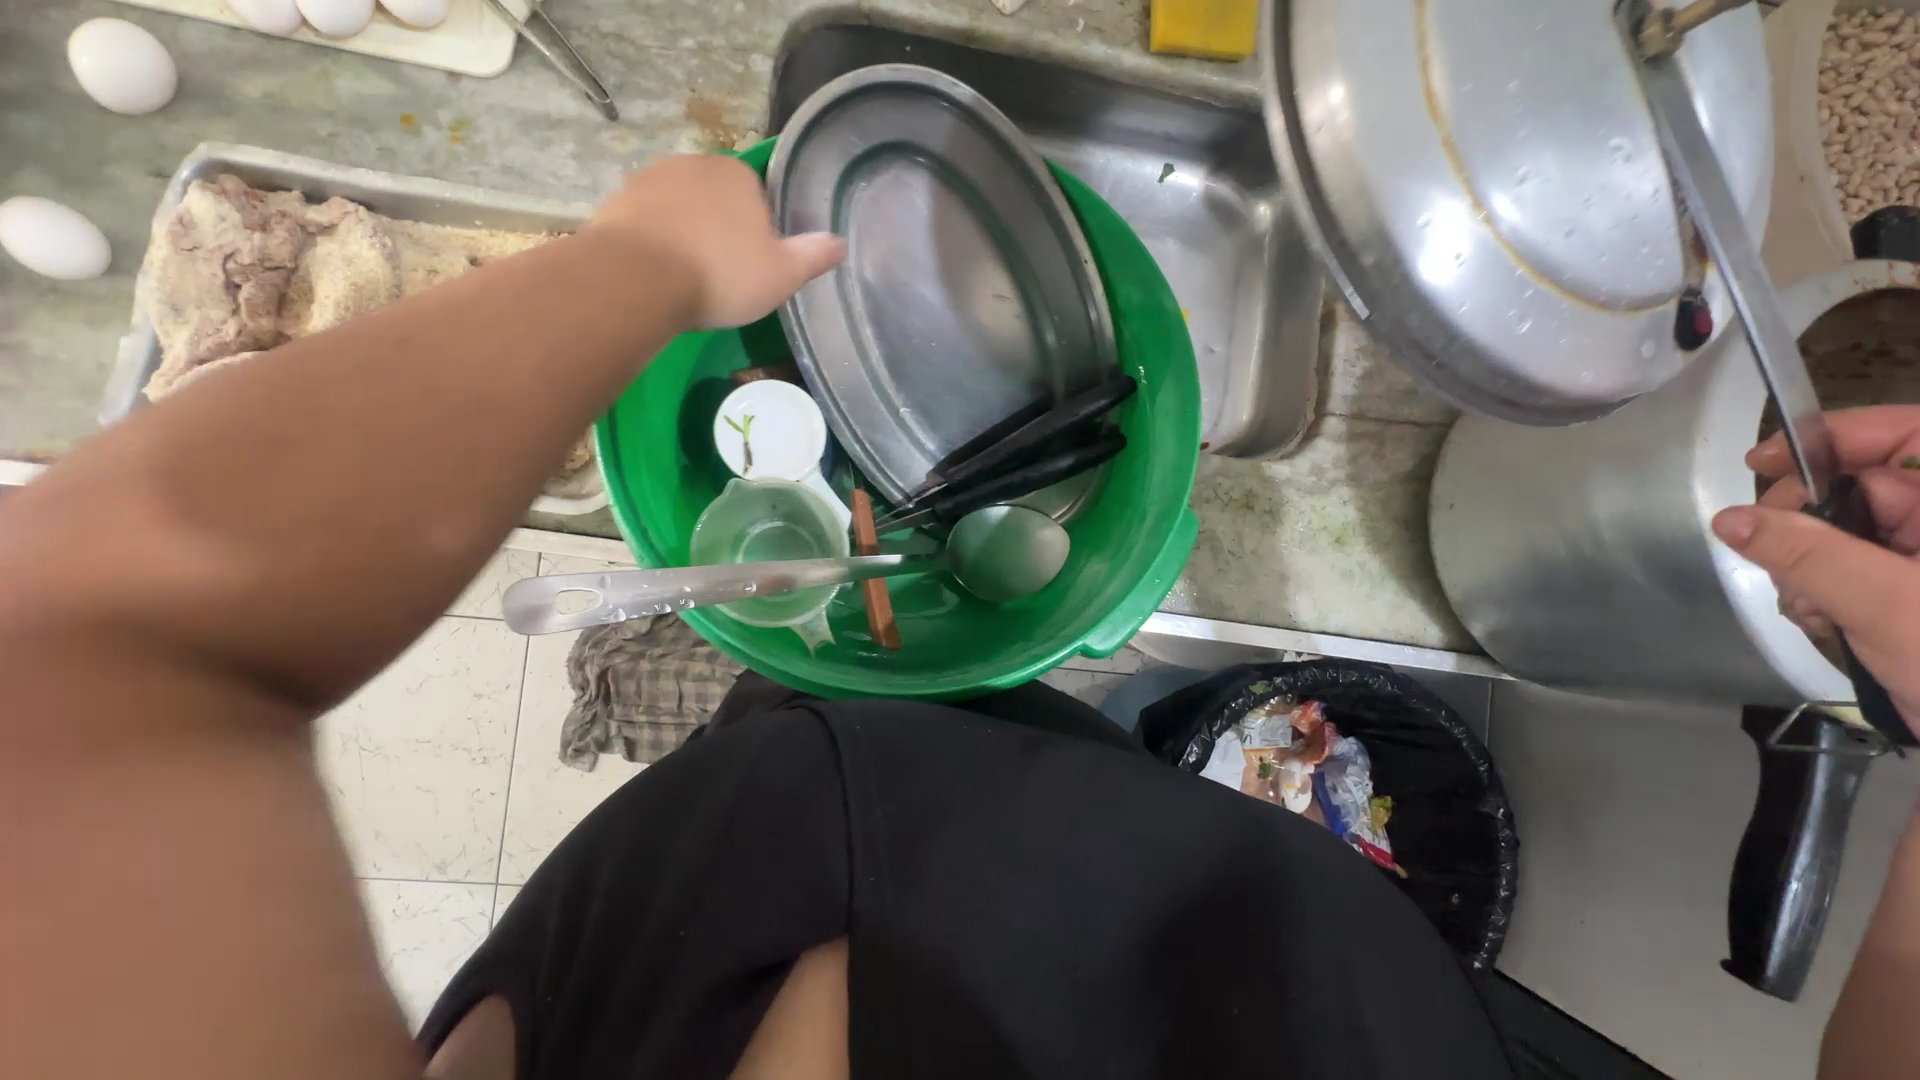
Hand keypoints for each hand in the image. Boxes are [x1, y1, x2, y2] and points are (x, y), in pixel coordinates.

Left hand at [585, 155, 844, 328]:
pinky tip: (656, 274)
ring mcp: (650, 180)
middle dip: (720, 229)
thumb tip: (840, 242)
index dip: (759, 231)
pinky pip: (646, 223)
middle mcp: (694, 164)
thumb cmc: (721, 274)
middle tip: (722, 273)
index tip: (754, 263)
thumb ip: (813, 256)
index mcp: (738, 175)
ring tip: (687, 277)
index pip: (757, 196)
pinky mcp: (616, 202)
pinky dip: (653, 243)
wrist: (637, 279)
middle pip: (716, 199)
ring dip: (685, 235)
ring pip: (679, 209)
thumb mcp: (782, 274)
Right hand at [1711, 406, 1919, 730]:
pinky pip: (1874, 563)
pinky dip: (1837, 584)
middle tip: (1779, 561)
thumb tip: (1729, 519)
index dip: (1839, 436)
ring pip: (1867, 529)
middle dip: (1814, 518)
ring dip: (1818, 562)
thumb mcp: (1892, 610)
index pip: (1912, 432)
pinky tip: (1829, 616)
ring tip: (1813, 608)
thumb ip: (1808, 556)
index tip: (1764, 463)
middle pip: (1879, 484)